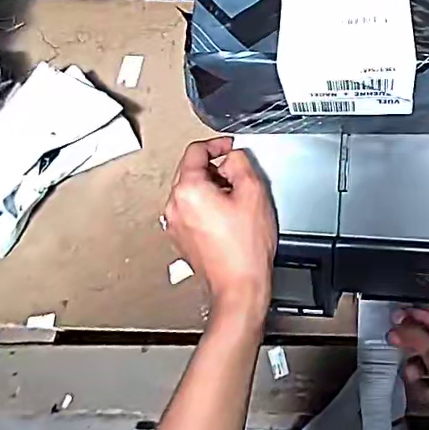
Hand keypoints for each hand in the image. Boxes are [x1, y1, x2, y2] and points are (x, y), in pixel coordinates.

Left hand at [164, 138, 275, 323]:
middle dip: (216, 168)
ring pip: (192, 190)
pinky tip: (228, 217)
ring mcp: (175, 223)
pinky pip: (192, 209)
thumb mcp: (253, 192)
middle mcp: (175, 206)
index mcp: (188, 191)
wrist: (239, 285)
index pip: (195, 151)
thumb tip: (232, 156)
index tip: (228, 147)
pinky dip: (207, 205)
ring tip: (236, 200)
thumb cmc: (245, 246)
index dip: (216, 144)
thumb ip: (241, 162)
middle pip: (192, 171)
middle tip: (238, 177)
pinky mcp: (181, 237)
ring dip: (213, 187)